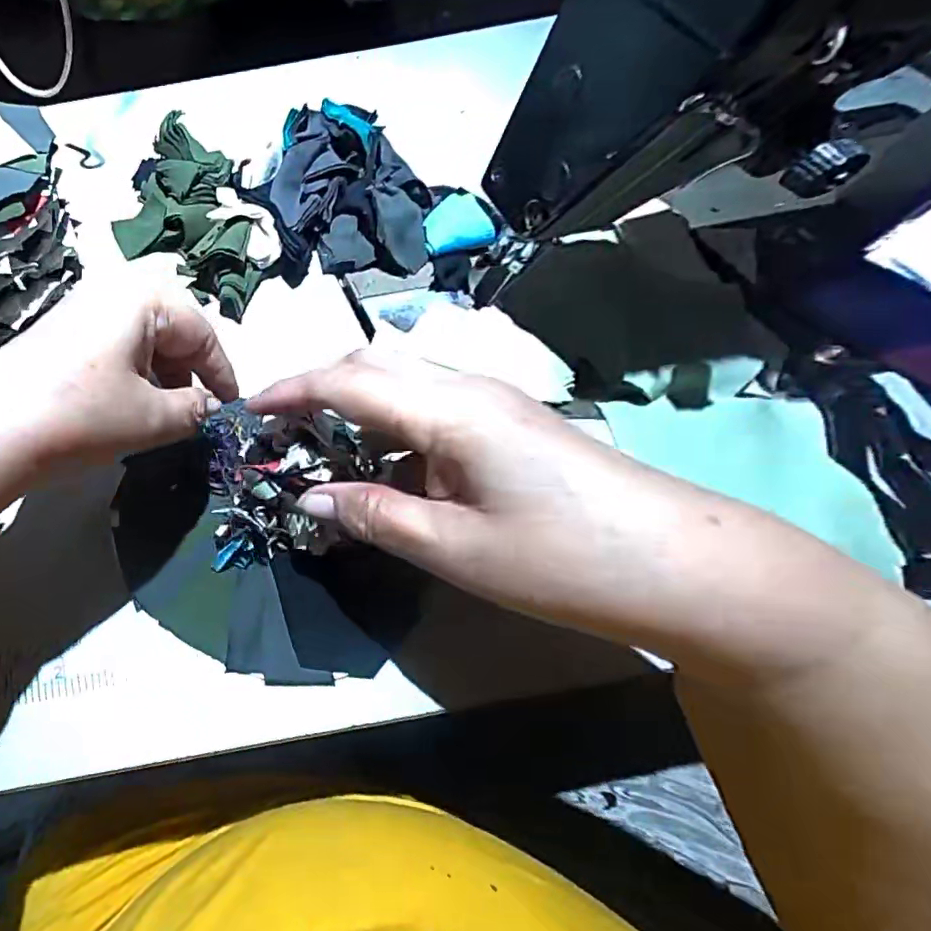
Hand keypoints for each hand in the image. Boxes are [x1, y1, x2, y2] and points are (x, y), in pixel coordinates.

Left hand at [0, 271, 237, 516]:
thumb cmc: (81, 417)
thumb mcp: (151, 419)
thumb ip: (196, 410)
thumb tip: (211, 407)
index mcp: (144, 296)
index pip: (203, 333)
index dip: (222, 374)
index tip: (231, 408)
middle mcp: (113, 289)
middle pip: (173, 329)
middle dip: (190, 373)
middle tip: (197, 413)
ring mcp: (82, 306)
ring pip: (144, 338)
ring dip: (162, 375)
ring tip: (163, 416)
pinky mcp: (61, 330)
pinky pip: (115, 344)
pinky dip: (133, 373)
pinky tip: (128, 406)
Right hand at [249, 350, 901, 683]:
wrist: (681, 564)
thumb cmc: (561, 560)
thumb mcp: (454, 548)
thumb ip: (373, 515)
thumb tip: (309, 499)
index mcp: (450, 408)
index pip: (349, 379)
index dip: (291, 390)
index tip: (249, 411)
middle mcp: (468, 387)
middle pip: (374, 366)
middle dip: (317, 389)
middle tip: (279, 433)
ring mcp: (493, 403)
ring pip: (403, 385)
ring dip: (353, 409)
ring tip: (319, 453)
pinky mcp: (509, 424)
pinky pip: (431, 410)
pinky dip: (390, 429)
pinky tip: (382, 470)